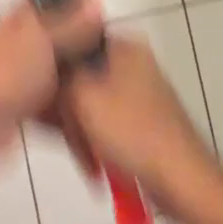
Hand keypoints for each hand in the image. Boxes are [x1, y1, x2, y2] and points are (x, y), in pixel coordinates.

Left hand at [0, 0, 104, 155]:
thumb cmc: (8, 72)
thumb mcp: (43, 39)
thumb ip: (71, 23)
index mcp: (25, 20)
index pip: (55, 4)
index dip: (80, 8)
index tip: (109, 18)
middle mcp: (26, 44)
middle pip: (64, 44)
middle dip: (89, 55)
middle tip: (122, 64)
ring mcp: (27, 77)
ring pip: (63, 78)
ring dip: (84, 89)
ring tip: (116, 96)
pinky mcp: (29, 108)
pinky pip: (58, 109)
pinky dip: (74, 118)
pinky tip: (97, 127)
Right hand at [44, 36, 214, 190]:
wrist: (184, 183)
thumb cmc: (134, 133)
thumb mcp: (83, 96)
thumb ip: (57, 74)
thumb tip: (40, 62)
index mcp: (123, 45)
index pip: (71, 41)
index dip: (50, 67)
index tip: (38, 93)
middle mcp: (132, 61)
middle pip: (80, 75)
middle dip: (66, 107)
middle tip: (59, 132)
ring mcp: (140, 90)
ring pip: (91, 101)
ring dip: (79, 128)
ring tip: (81, 155)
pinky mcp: (143, 118)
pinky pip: (106, 119)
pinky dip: (95, 137)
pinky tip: (91, 160)